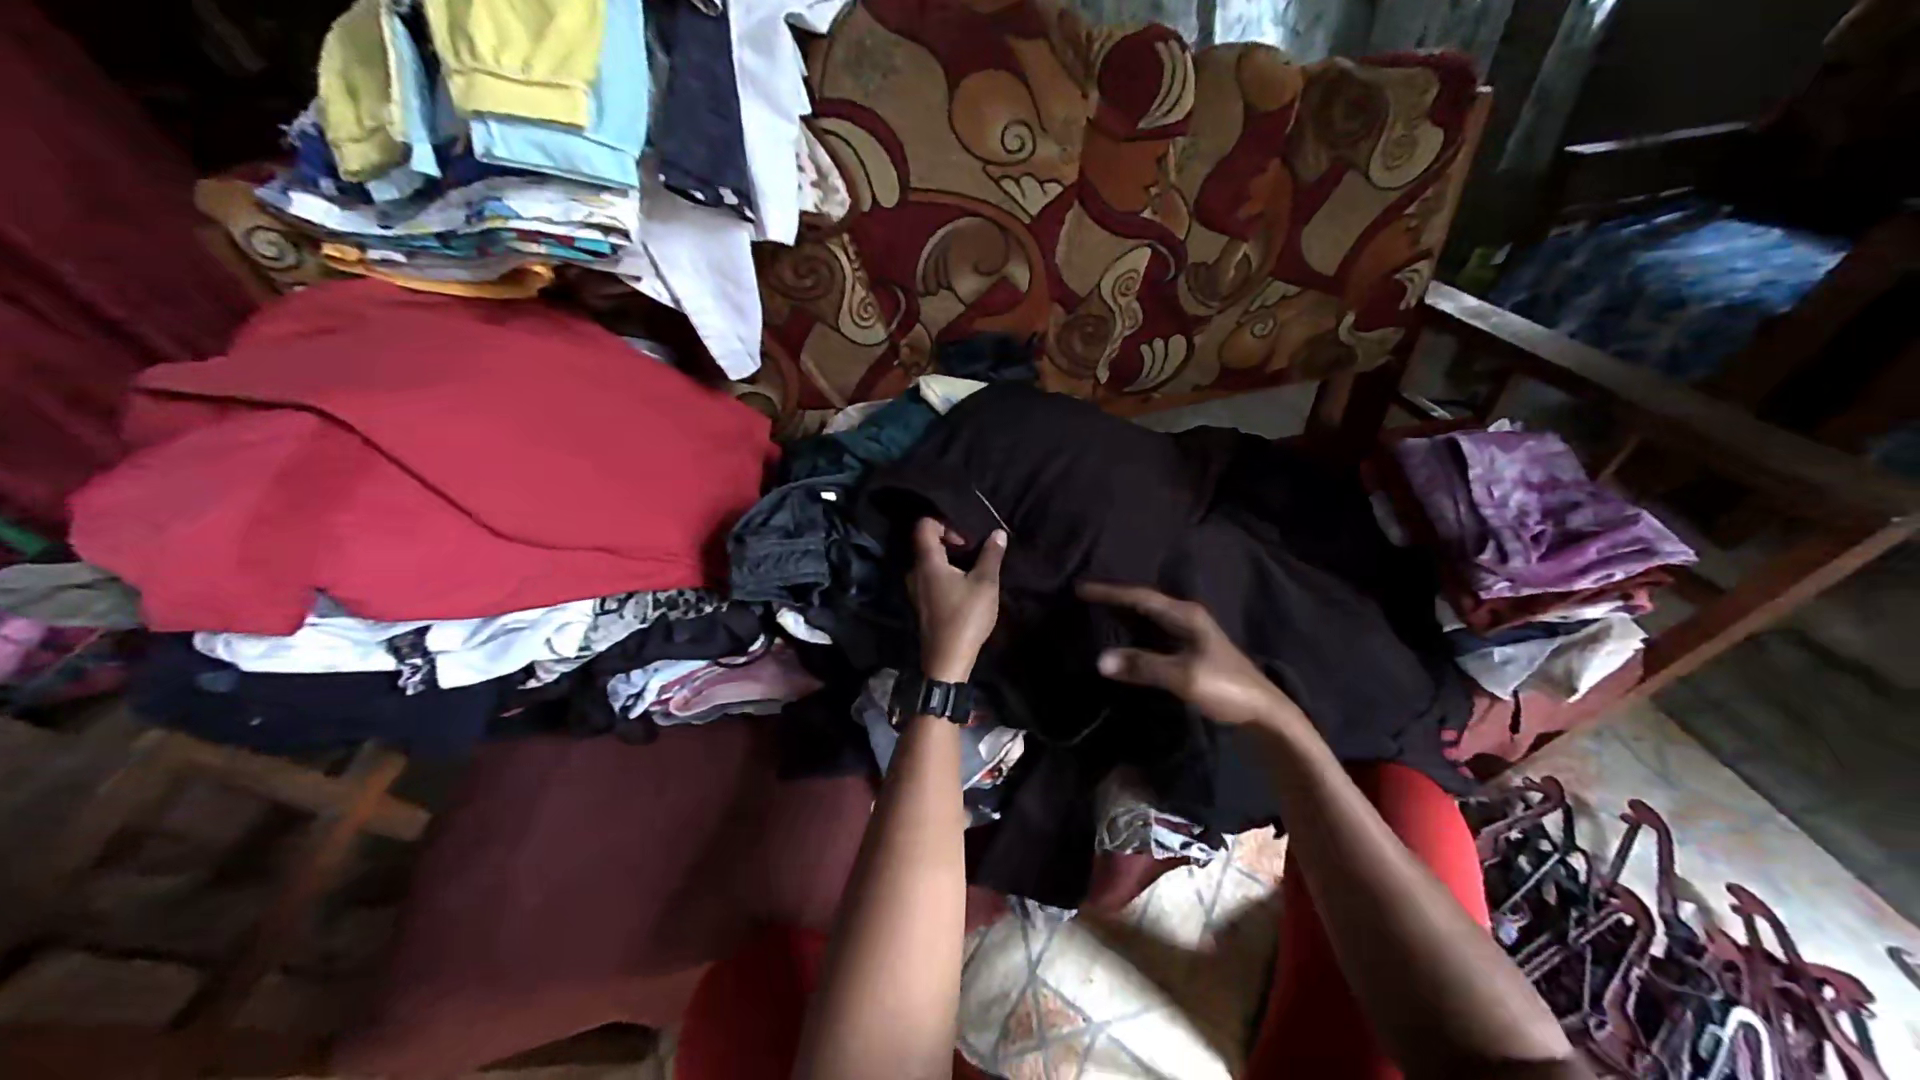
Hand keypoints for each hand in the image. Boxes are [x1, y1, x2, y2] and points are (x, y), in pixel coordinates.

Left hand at [910, 518, 1006, 682]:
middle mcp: (915, 571)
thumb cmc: (965, 617)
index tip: (966, 536)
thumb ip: (991, 555)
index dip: (944, 522)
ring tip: (973, 565)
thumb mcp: (985, 584)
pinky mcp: (921, 603)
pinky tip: (964, 584)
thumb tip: (998, 533)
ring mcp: (915, 589)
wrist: (947, 660)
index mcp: (926, 562)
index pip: (924, 525)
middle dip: (949, 539)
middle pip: (925, 542)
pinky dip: (945, 572)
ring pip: (928, 561)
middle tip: (973, 548)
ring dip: (949, 557)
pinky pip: (930, 576)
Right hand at [1077, 582, 1306, 731]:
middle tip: (1084, 597)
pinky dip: (1135, 632)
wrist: (1264, 713)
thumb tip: (1100, 659)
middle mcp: (1188, 617)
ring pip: (1149, 617)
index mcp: (1186, 615)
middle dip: (1114, 598)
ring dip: (1124, 614)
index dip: (1109, 592)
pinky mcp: (1191, 650)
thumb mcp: (1182, 677)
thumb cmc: (1226, 688)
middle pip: (1144, 601)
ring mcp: (1191, 634)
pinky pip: (1154, 632)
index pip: (1140, 597)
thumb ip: (1142, 666)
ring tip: (1097, 613)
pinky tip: (1124, 639)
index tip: (1080, 588)